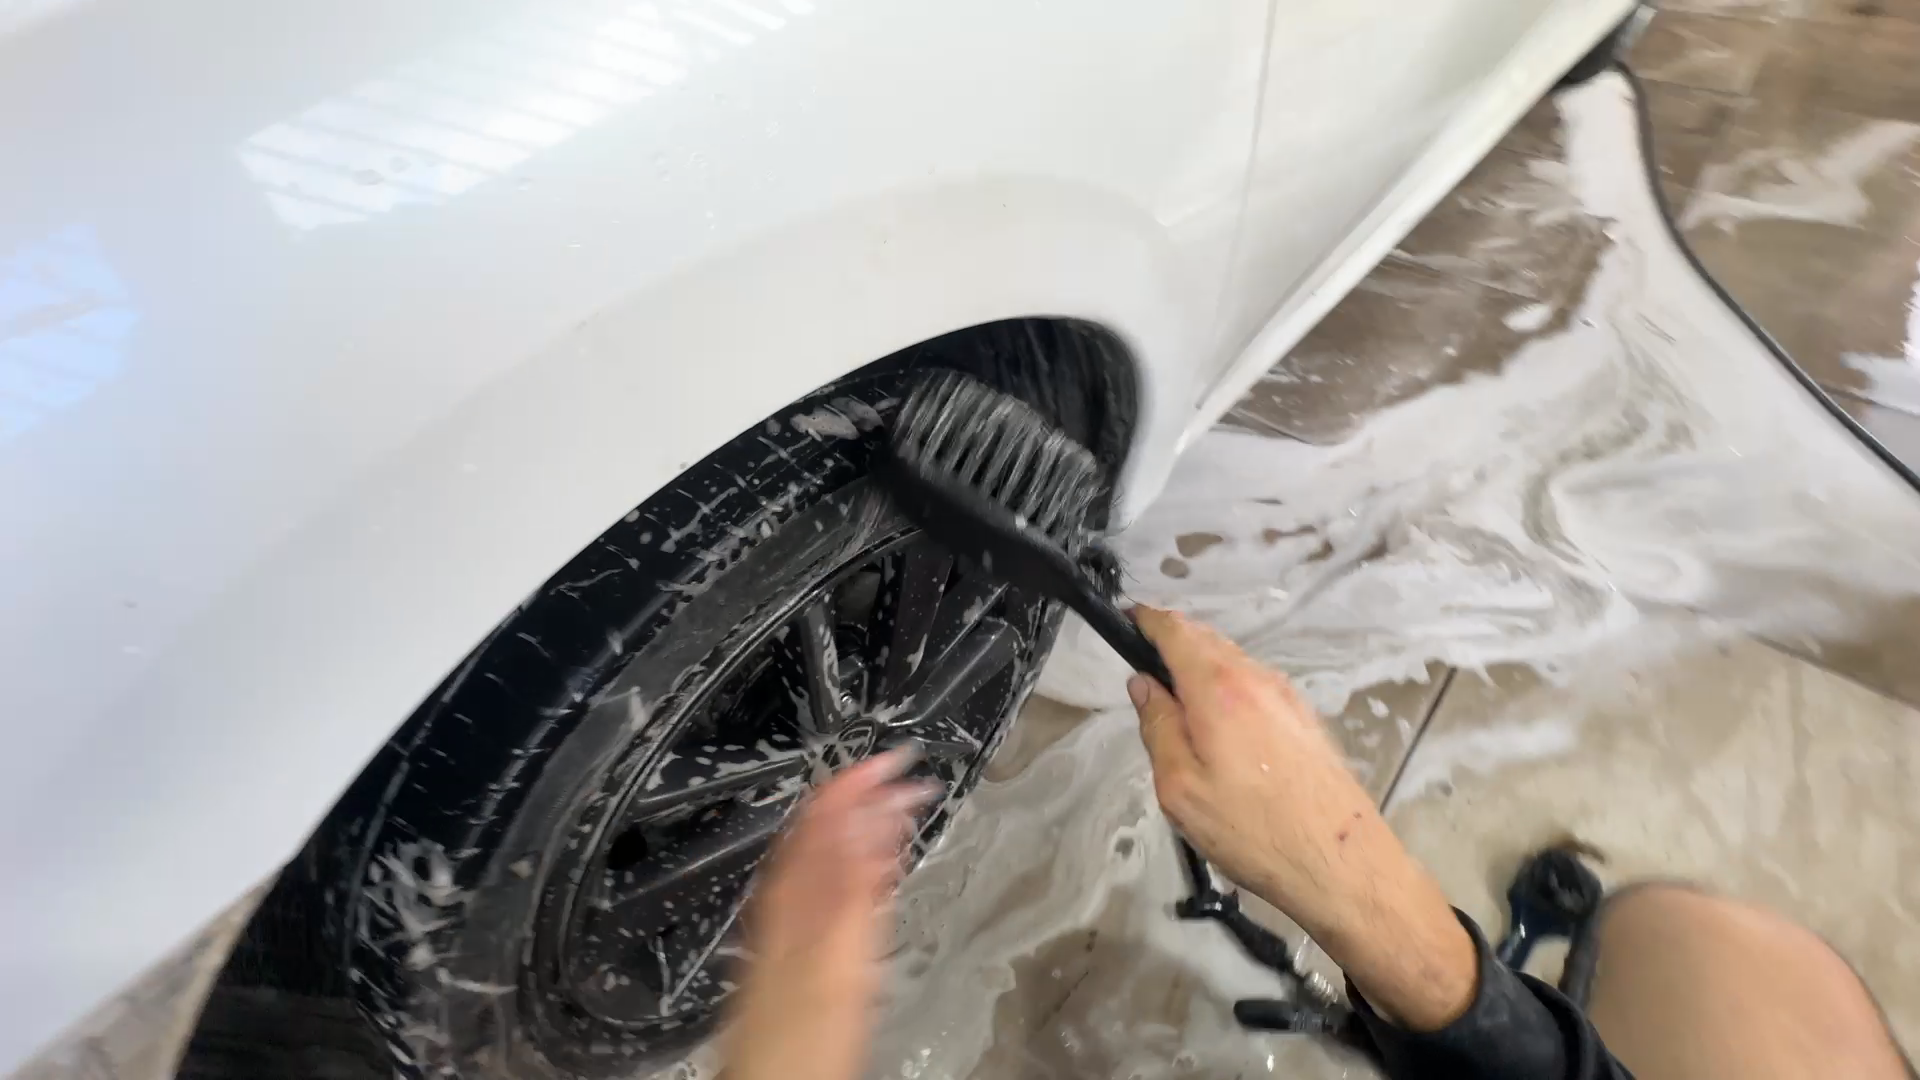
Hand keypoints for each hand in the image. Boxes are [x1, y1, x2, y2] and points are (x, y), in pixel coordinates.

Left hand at [721, 748, 937, 1079]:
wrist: (777, 1077)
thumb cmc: (801, 1025)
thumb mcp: (836, 947)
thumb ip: (853, 880)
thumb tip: (868, 814)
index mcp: (795, 883)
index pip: (826, 807)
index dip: (861, 775)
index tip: (897, 757)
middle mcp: (791, 888)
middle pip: (829, 821)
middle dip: (871, 792)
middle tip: (911, 776)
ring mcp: (796, 911)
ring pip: (832, 846)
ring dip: (868, 819)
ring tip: (901, 803)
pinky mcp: (807, 936)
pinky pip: (835, 875)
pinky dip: (862, 855)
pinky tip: (878, 859)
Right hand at [1127, 607, 1477, 1031]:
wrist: (1346, 867)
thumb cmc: (1252, 829)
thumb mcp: (1180, 787)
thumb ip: (1157, 726)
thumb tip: (1143, 684)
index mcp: (1218, 689)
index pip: (1176, 631)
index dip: (1147, 619)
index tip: (1126, 618)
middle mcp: (1255, 679)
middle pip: (1205, 638)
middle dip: (1172, 639)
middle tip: (1145, 665)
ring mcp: (1287, 696)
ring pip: (1232, 659)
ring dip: (1200, 662)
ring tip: (1178, 696)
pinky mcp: (1305, 718)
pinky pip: (1253, 682)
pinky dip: (1226, 682)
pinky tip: (1220, 719)